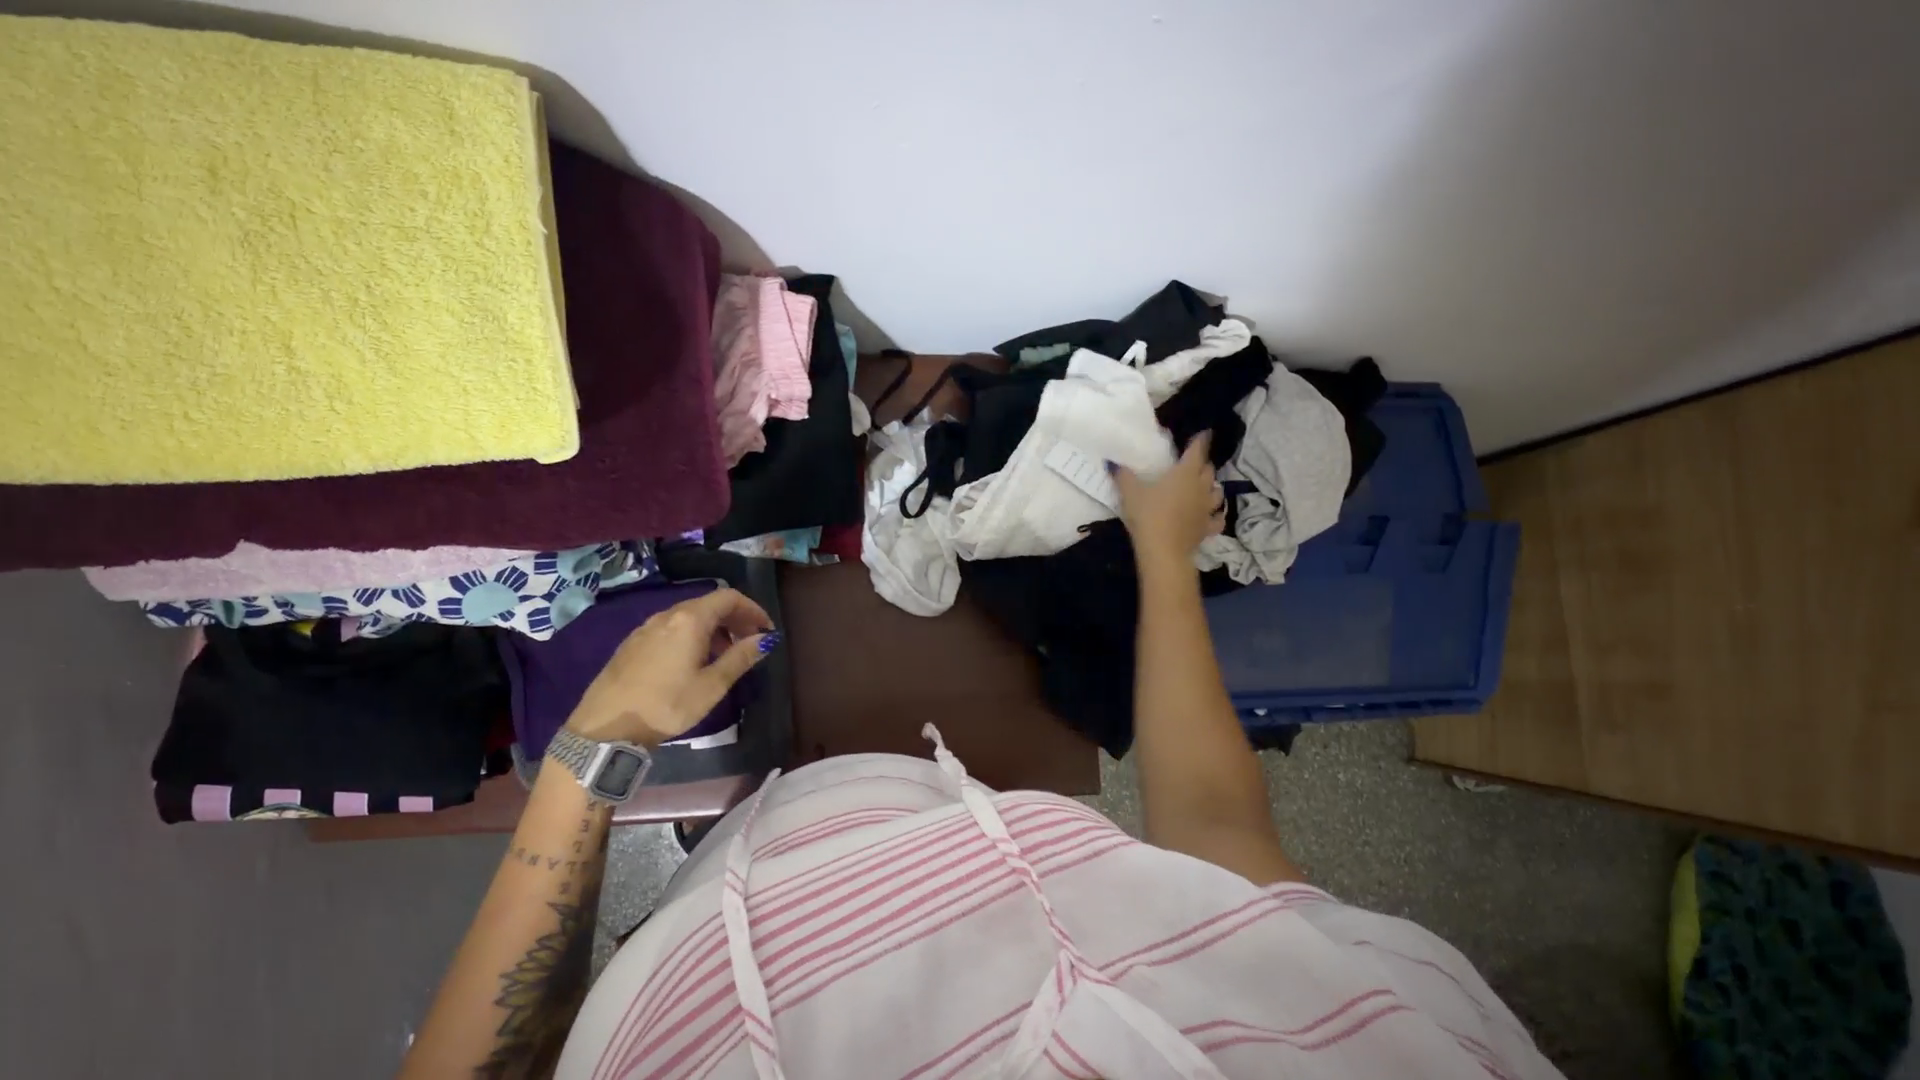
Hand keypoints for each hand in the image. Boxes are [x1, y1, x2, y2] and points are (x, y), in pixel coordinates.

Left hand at [563, 588, 775, 746]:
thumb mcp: (711, 686)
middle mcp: (667, 615)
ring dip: (714, 629)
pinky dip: (692, 635)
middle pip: (709, 604)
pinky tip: (693, 662)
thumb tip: (765, 639)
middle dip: (734, 619)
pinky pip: (671, 628)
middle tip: (750, 642)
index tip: (766, 630)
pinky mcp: (632, 643)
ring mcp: (646, 627)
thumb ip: (740, 658)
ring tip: (724, 655)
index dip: (753, 609)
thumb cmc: (666, 705)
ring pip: (689, 616)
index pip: (729, 597)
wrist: (605, 727)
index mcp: (689, 620)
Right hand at [1115, 431, 1222, 565]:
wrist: (1163, 551)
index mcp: (1185, 473)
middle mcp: (1201, 487)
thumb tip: (1112, 462)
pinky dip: (1215, 515)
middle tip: (1194, 464)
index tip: (1205, 433)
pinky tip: (1210, 516)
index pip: (1197, 451)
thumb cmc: (1148, 515)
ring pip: (1218, 492)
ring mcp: (1207, 509)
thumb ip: (1123, 476)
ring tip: (1204, 487)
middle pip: (1209, 470)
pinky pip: (1217, 519)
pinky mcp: (1207, 528)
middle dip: (1203, 465)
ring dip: (1212, 487)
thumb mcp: (1130, 493)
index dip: (1201, 440)